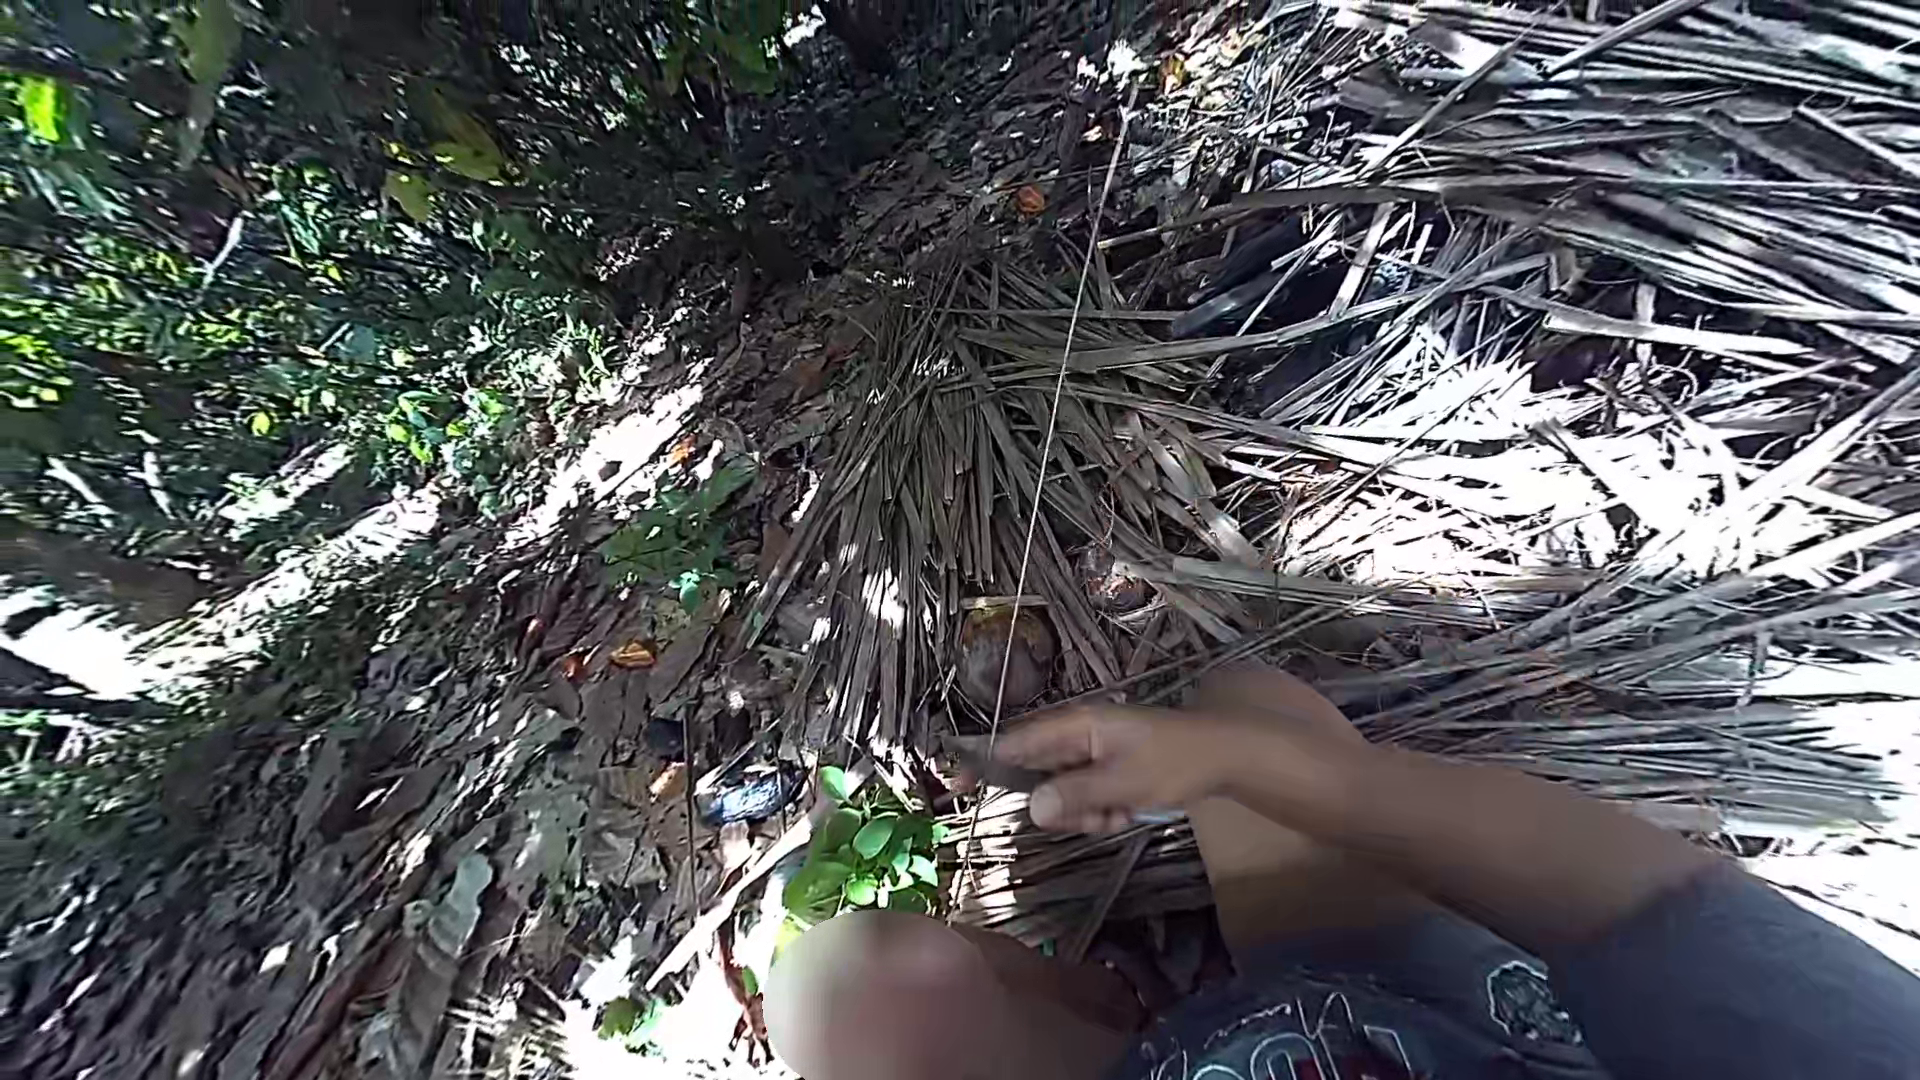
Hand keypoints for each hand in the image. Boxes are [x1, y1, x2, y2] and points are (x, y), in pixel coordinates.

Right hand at [993, 704, 1273, 832]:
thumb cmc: (1171, 761)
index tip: (953, 783)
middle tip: (1093, 815)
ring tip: (1117, 812)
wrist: (1221, 755)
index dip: (983, 762)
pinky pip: (1084, 794)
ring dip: (1083, 811)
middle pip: (1038, 774)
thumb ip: (1075, 795)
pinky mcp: (1105, 765)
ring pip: (1062, 790)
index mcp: (1073, 726)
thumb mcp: (1124, 784)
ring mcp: (1090, 750)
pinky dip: (1099, 810)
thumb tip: (1032, 807)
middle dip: (1058, 803)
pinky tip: (1126, 810)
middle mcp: (1075, 734)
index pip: (1014, 742)